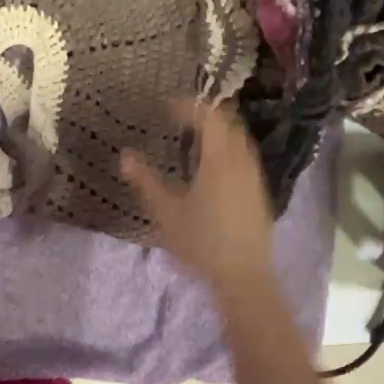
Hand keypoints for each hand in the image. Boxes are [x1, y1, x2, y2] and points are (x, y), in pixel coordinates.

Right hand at [119, 101, 276, 292]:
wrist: (244, 277)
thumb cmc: (201, 242)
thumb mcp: (166, 212)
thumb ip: (145, 180)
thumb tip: (124, 155)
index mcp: (219, 160)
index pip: (210, 117)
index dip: (189, 106)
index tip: (167, 107)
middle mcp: (242, 162)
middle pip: (230, 123)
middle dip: (207, 114)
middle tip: (180, 117)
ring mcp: (254, 177)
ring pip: (240, 140)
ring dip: (220, 131)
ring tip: (195, 137)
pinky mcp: (259, 193)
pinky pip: (245, 156)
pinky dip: (228, 148)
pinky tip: (212, 166)